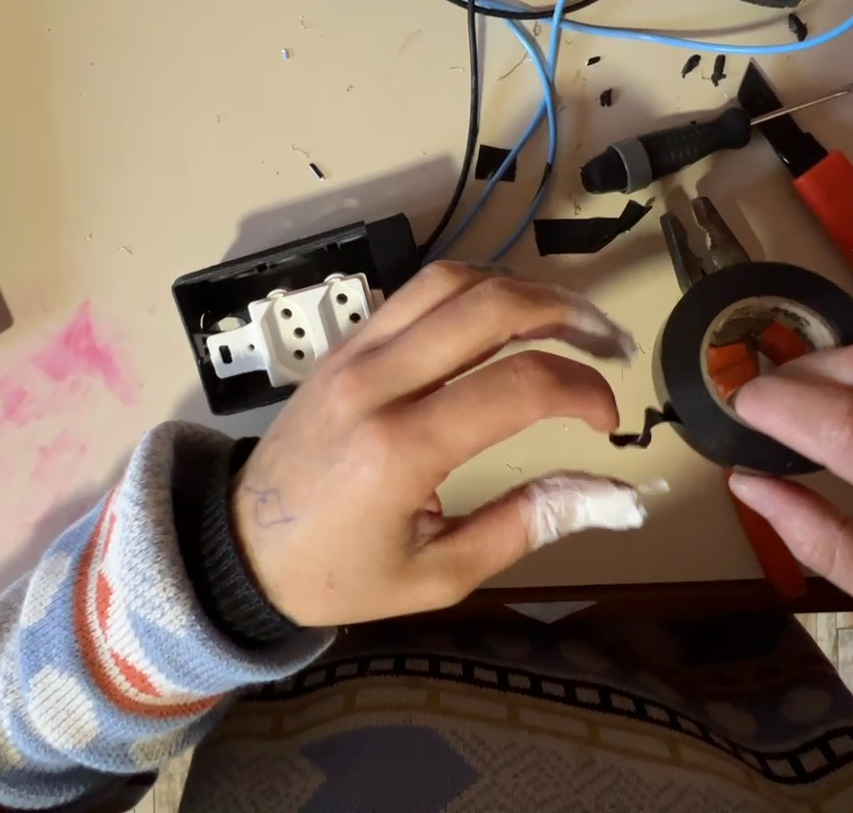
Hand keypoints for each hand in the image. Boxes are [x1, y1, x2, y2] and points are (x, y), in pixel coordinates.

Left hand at [235, 262, 647, 626]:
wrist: (239, 544)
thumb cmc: (338, 572)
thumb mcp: (437, 574)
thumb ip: (527, 524)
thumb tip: (613, 495)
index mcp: (401, 446)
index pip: (518, 387)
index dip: (583, 391)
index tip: (606, 419)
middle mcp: (377, 380)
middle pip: (488, 304)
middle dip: (567, 312)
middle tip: (609, 341)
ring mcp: (355, 350)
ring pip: (450, 279)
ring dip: (519, 287)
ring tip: (565, 318)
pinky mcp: (346, 343)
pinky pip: (416, 292)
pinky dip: (472, 290)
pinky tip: (503, 315)